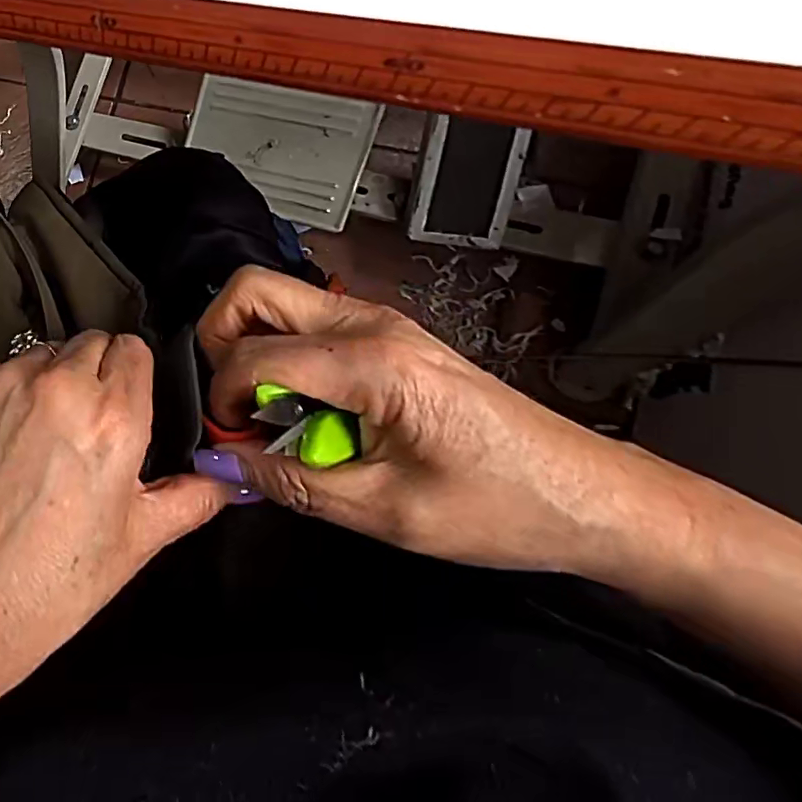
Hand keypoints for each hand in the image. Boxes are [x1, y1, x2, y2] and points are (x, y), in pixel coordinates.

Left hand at [0, 331, 229, 777]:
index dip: (132, 376)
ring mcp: (7, 381)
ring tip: (40, 437)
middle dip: (95, 374)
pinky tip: (1, 443)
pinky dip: (8, 393)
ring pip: (46, 354)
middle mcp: (63, 385)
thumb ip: (194, 498)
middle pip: (92, 343)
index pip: (134, 349)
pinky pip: (1, 370)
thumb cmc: (54, 584)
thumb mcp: (138, 542)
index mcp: (116, 416)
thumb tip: (230, 480)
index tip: (124, 404)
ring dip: (52, 380)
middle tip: (85, 426)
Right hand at [196, 266, 670, 575]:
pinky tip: (311, 413)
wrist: (582, 491)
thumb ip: (290, 481)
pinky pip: (308, 326)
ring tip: (275, 416)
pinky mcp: (386, 334)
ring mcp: (378, 321)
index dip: (224, 399)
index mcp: (372, 362)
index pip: (252, 353)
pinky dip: (285, 359)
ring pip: (276, 301)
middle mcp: (370, 322)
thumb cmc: (501, 505)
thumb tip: (226, 461)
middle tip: (236, 405)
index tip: (232, 440)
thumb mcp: (384, 512)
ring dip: (253, 350)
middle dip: (219, 341)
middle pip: (252, 290)